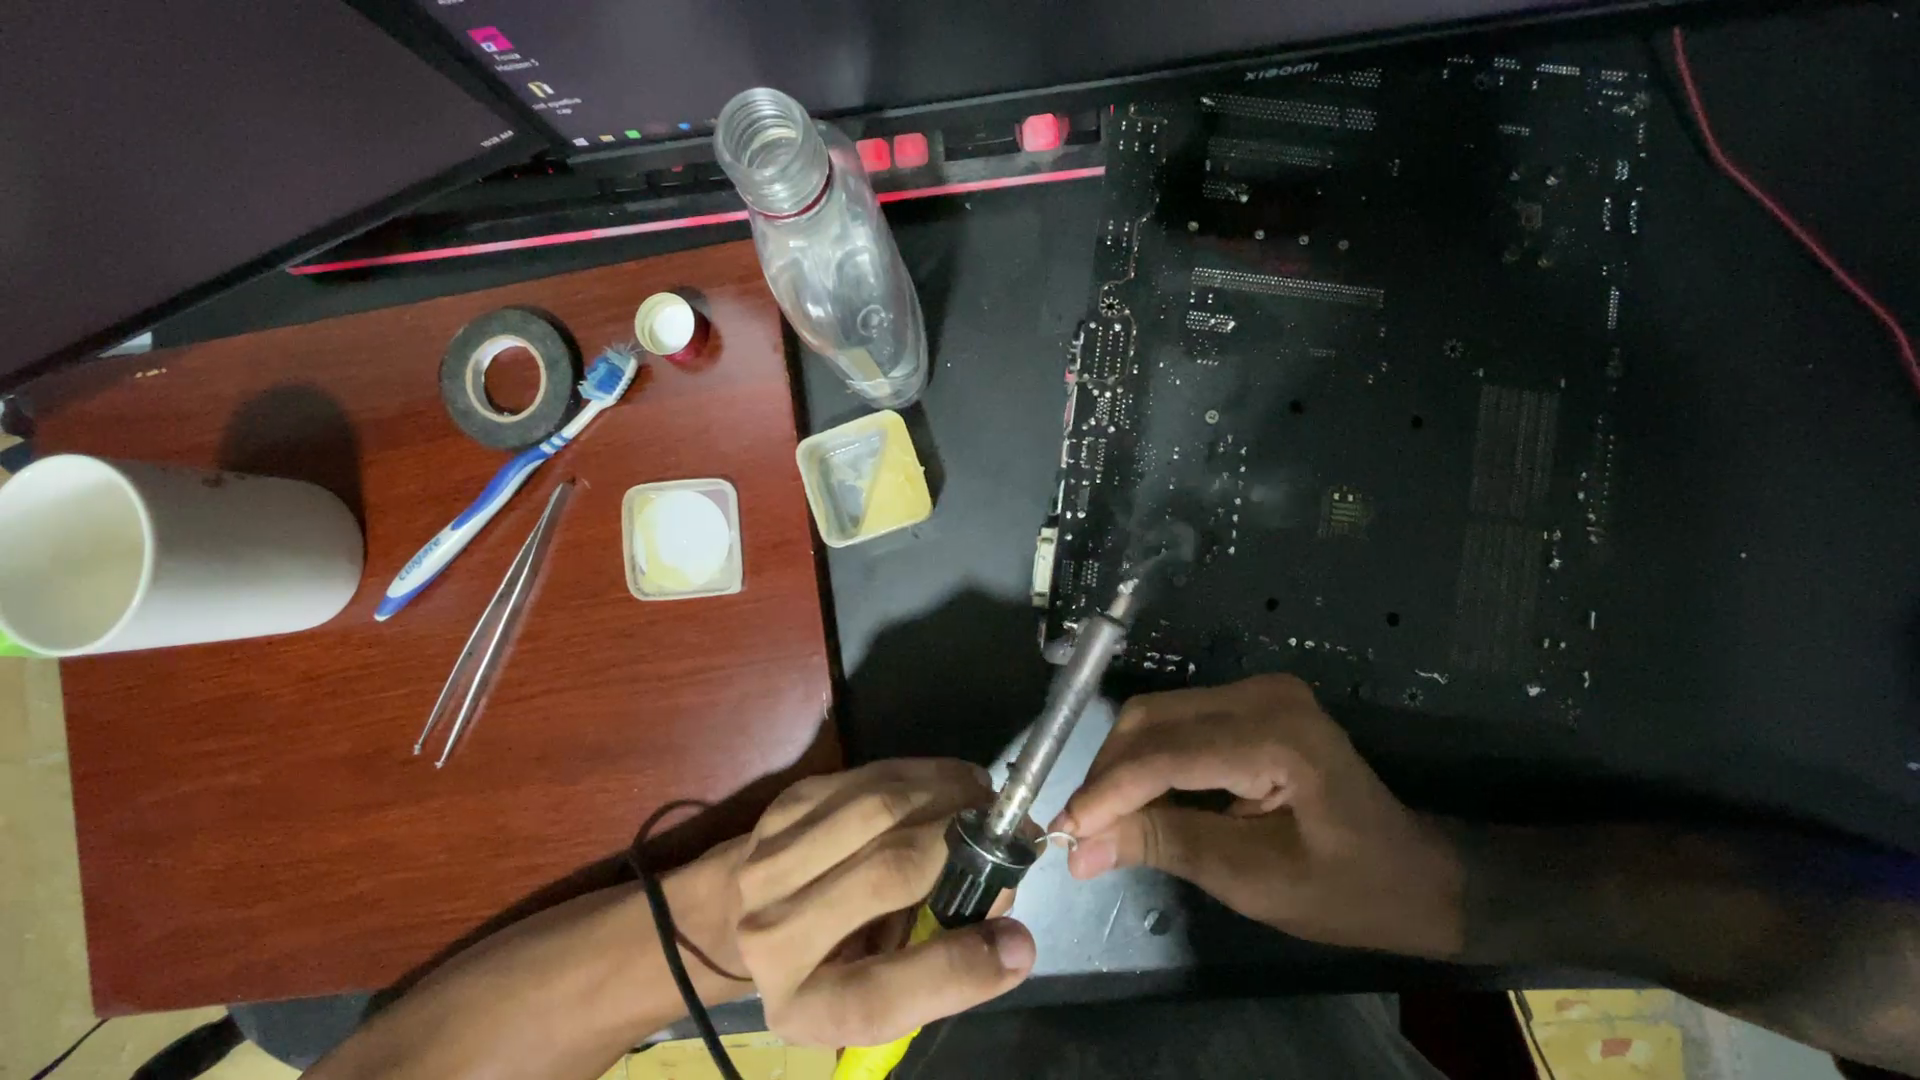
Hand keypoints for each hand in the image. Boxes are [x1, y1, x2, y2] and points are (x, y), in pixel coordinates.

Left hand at [733, 759, 1035, 1045]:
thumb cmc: (828, 960)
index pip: (880, 997)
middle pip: (886, 876)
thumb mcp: (879, 994)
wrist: (741, 912)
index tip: (1017, 939)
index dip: (957, 970)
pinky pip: (869, 777)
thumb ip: (940, 969)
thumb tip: (1010, 932)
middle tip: (1012, 835)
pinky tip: (954, 780)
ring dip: (948, 795)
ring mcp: (773, 861)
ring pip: (879, 810)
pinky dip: (924, 773)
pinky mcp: (786, 806)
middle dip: (964, 847)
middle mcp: (776, 937)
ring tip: (986, 800)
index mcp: (805, 1006)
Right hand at [1051, 674, 1463, 957]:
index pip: (1166, 754)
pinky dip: (1148, 763)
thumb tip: (1080, 848)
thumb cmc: (1348, 889)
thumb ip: (1165, 844)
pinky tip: (1135, 802)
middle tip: (1079, 832)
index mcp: (1277, 735)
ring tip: (1101, 822)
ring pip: (1157, 717)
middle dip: (1107, 775)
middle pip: (1151, 720)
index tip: (1063, 834)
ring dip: (1121, 768)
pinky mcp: (1251, 704)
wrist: (1418, 874)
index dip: (1107, 793)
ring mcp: (1258, 692)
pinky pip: (1178, 724)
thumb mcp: (1254, 879)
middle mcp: (1263, 694)